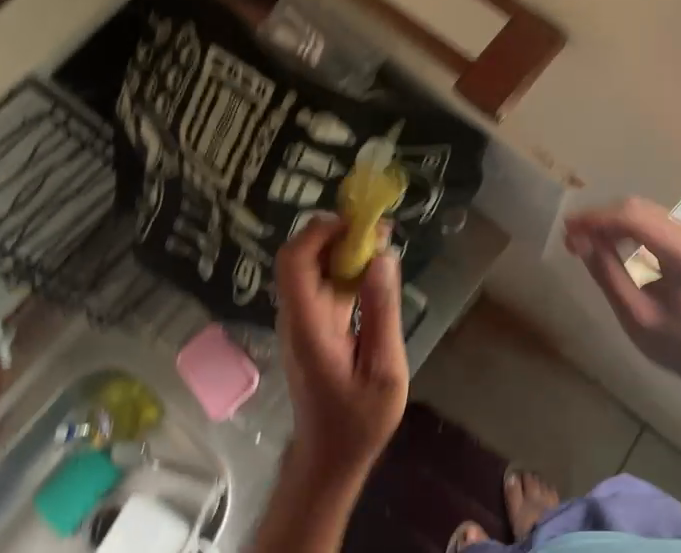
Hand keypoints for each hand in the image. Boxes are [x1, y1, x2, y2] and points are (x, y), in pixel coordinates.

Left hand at [274, 214, 408, 475]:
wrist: (330, 458)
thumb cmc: (358, 422)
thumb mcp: (384, 371)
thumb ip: (382, 312)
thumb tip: (383, 256)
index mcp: (307, 327)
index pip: (294, 262)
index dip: (320, 232)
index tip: (359, 222)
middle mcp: (296, 317)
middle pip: (301, 257)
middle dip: (338, 233)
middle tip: (381, 228)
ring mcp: (302, 321)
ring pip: (314, 267)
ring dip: (346, 248)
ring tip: (385, 241)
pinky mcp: (313, 326)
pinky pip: (325, 284)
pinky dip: (349, 269)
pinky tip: (377, 269)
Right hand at [564, 197, 680, 393]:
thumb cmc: (676, 342)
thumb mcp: (634, 314)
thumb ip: (607, 273)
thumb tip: (578, 239)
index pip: (633, 218)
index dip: (596, 219)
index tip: (567, 230)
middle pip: (635, 209)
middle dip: (599, 219)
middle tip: (570, 239)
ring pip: (639, 210)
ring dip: (609, 221)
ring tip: (583, 242)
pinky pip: (648, 220)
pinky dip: (622, 226)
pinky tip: (606, 242)